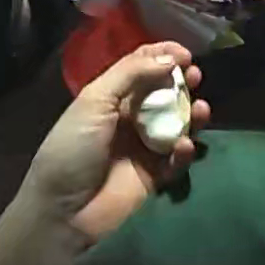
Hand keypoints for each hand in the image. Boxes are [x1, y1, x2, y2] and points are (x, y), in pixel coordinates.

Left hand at [20, 42, 210, 241]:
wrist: (63, 211)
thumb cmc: (73, 147)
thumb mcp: (94, 100)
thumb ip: (131, 74)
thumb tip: (170, 57)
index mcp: (110, 96)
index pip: (141, 67)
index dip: (163, 56)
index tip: (185, 54)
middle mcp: (129, 117)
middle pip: (163, 92)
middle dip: (181, 82)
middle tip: (195, 76)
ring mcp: (143, 147)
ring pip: (177, 124)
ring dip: (191, 114)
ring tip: (201, 108)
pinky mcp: (154, 177)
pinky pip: (176, 159)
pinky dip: (184, 150)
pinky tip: (184, 145)